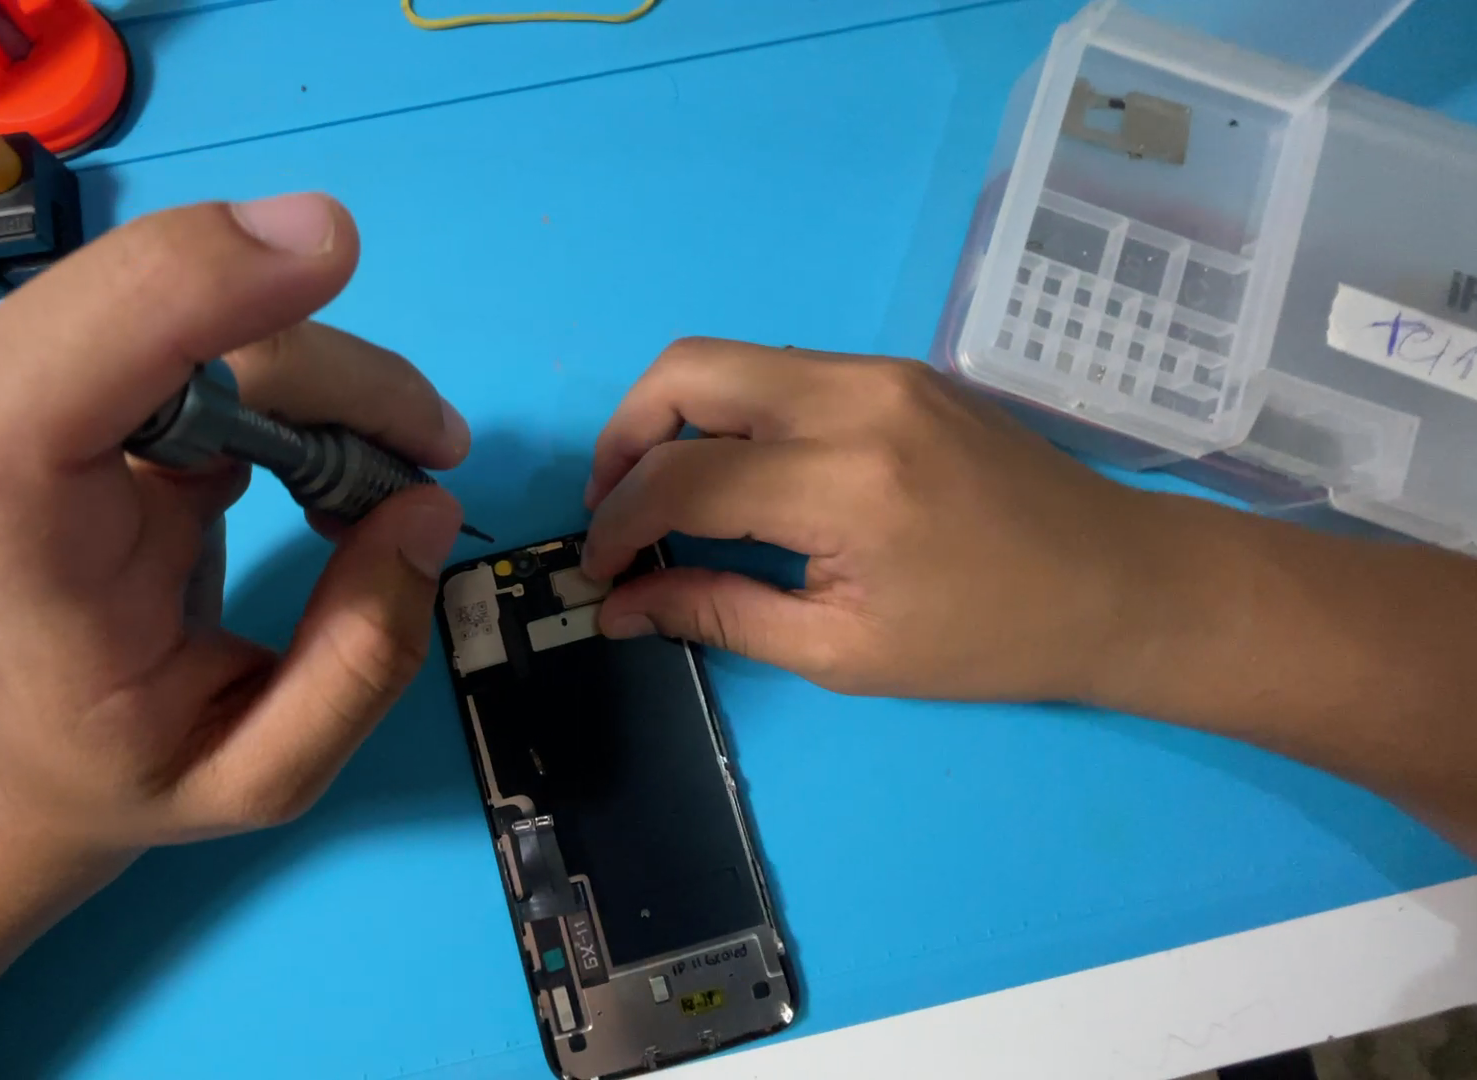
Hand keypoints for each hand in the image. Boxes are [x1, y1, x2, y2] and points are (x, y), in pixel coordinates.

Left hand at [0, 194, 467, 852]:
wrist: (50, 754)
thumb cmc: (140, 773)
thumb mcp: (269, 775)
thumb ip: (360, 661)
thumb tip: (426, 505)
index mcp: (31, 578)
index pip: (31, 401)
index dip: (165, 294)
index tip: (324, 254)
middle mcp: (20, 466)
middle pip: (160, 332)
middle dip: (325, 367)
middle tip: (436, 446)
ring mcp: (68, 415)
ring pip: (207, 320)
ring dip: (337, 376)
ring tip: (415, 463)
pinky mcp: (121, 400)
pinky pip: (227, 340)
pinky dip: (319, 381)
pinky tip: (359, 451)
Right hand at [579, 338, 1159, 702]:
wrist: (1128, 584)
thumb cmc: (986, 639)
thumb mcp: (838, 652)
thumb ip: (714, 614)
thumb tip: (616, 608)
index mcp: (846, 483)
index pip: (681, 478)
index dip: (616, 524)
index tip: (598, 570)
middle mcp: (853, 398)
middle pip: (684, 372)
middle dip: (620, 439)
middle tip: (610, 506)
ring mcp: (875, 371)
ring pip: (723, 361)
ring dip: (666, 421)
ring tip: (655, 491)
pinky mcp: (888, 370)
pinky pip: (770, 373)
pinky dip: (720, 416)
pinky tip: (727, 472)